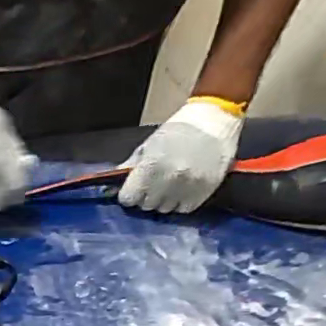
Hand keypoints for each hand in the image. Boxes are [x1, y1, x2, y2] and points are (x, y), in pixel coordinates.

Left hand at [118, 97, 243, 213]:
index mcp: (150, 167)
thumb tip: (108, 190)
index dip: (129, 194)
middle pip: (145, 206)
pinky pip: (185, 209)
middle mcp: (168, 180)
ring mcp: (188, 186)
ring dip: (164, 201)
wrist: (216, 116)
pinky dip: (182, 202)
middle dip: (147, 197)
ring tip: (171, 185)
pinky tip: (184, 189)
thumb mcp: (147, 147)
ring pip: (164, 209)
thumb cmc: (176, 131)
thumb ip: (129, 169)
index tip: (135, 188)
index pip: (127, 199)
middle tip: (155, 184)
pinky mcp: (206, 189)